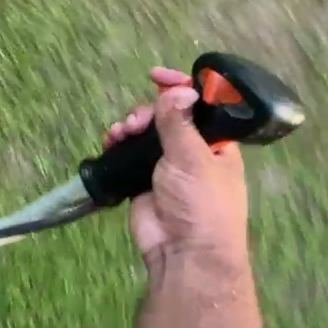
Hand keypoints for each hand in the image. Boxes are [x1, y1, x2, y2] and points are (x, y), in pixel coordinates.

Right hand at [103, 67, 249, 274]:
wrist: (182, 252)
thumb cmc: (201, 205)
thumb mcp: (193, 159)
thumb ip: (179, 122)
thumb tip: (179, 88)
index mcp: (217, 146)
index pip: (201, 106)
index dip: (182, 87)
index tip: (157, 75)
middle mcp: (193, 152)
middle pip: (165, 115)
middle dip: (146, 112)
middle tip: (135, 123)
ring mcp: (166, 165)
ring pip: (144, 131)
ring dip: (129, 126)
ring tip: (120, 135)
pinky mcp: (142, 177)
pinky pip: (127, 150)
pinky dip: (117, 143)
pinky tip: (111, 144)